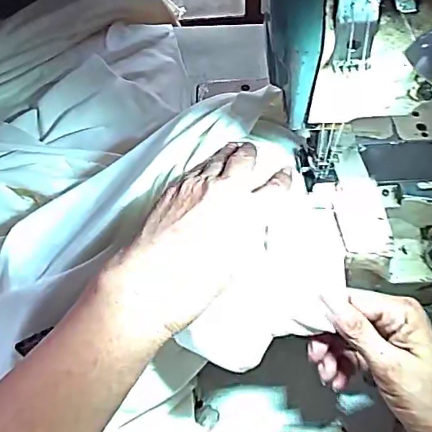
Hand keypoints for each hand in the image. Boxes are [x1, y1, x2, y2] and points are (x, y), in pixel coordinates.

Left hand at [85, 141, 292, 343]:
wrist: (146, 281)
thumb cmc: (189, 283)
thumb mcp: (235, 266)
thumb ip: (246, 239)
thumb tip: (248, 229)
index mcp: (246, 212)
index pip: (273, 188)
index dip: (282, 180)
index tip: (284, 175)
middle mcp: (222, 191)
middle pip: (243, 160)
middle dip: (251, 154)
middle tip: (254, 151)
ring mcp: (195, 185)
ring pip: (217, 158)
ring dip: (228, 152)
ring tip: (233, 149)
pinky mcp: (173, 188)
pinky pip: (196, 167)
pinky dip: (206, 163)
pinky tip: (205, 167)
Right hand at [309, 290, 431, 431]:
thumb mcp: (390, 366)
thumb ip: (358, 331)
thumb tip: (331, 302)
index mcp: (401, 313)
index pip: (351, 300)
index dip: (327, 314)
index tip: (308, 329)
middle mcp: (394, 321)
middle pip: (345, 318)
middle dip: (328, 340)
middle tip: (318, 357)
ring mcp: (388, 340)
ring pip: (345, 337)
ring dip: (332, 356)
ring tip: (328, 374)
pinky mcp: (383, 357)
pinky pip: (352, 353)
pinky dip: (342, 366)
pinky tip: (338, 379)